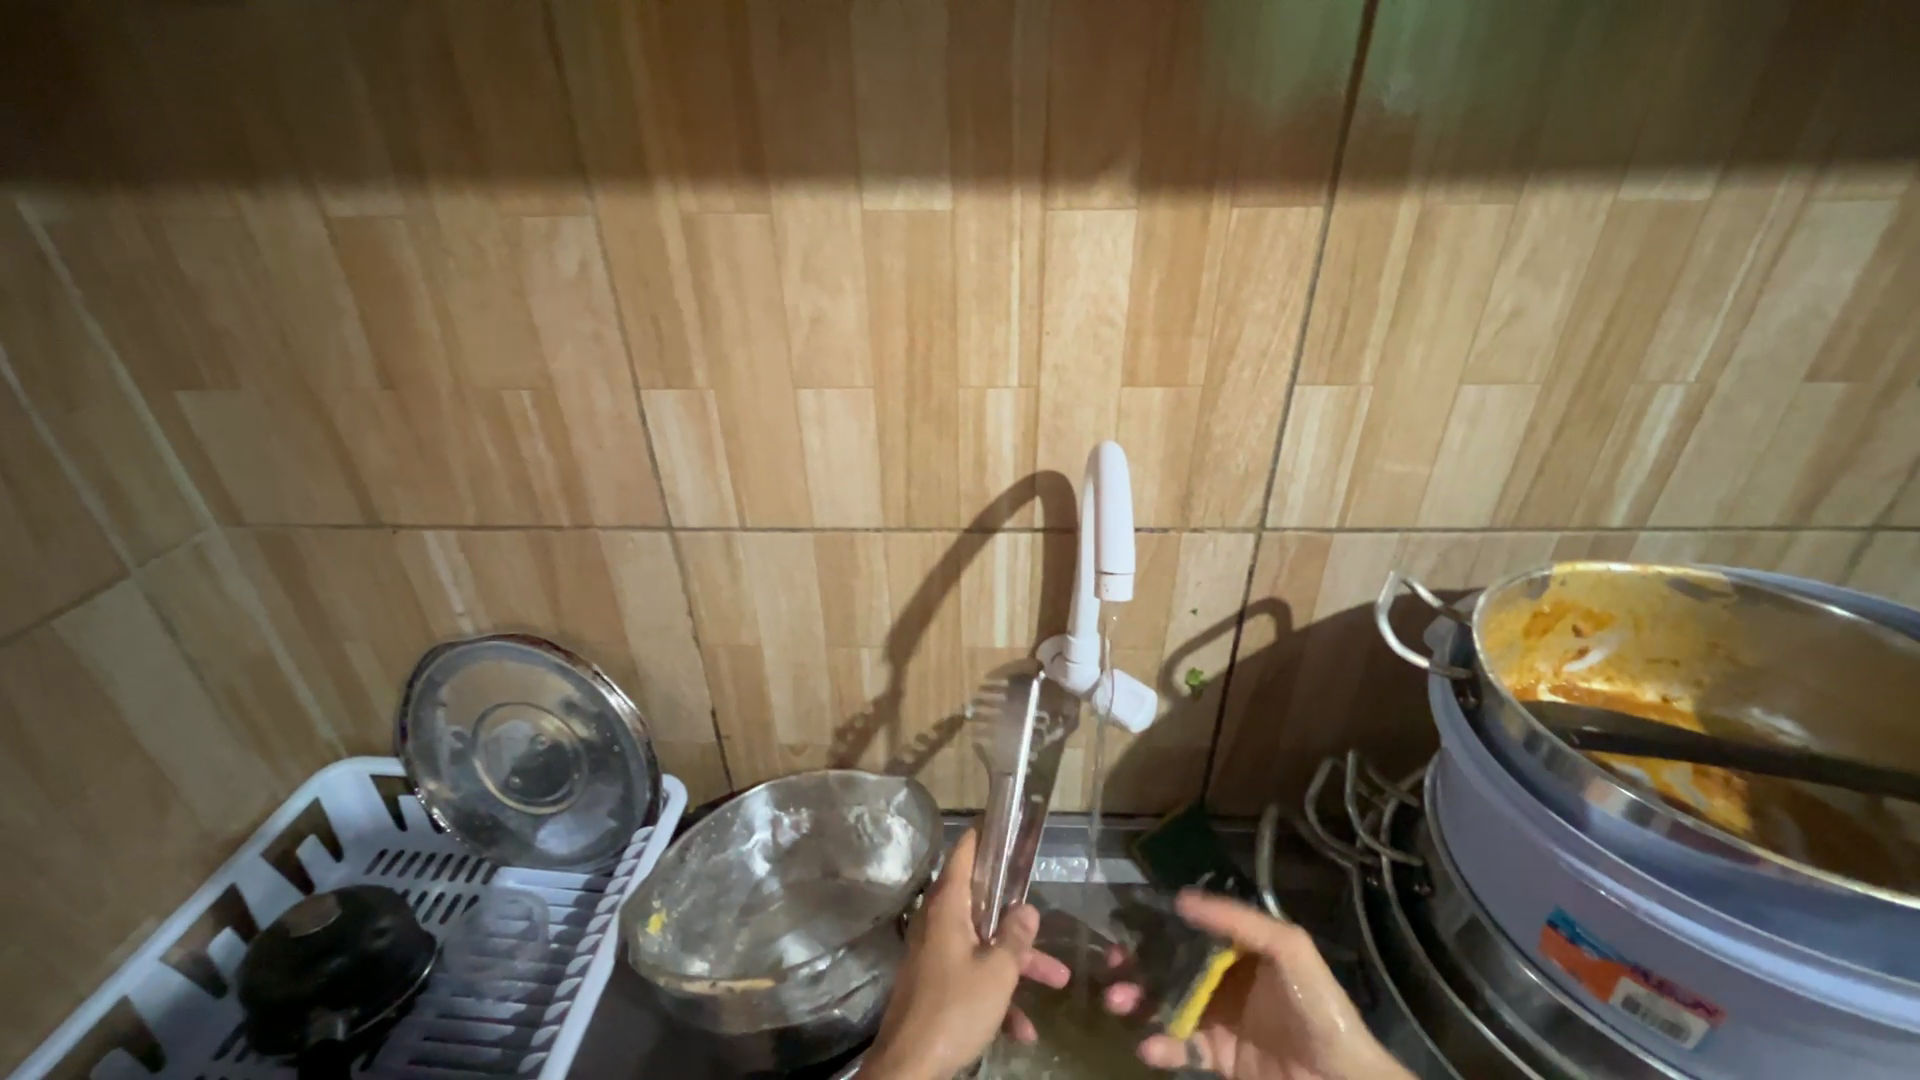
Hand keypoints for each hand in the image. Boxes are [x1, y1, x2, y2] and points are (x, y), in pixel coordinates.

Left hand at [863, 830, 1070, 1079]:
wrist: (909, 1067)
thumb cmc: (955, 1007)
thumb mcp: (997, 972)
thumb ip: (1015, 937)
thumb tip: (1025, 908)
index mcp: (948, 907)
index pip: (964, 855)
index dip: (983, 837)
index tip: (1001, 823)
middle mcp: (938, 923)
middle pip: (983, 907)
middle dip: (1019, 923)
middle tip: (1047, 921)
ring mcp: (935, 956)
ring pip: (983, 947)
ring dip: (1017, 966)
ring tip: (1057, 981)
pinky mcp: (935, 986)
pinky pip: (972, 979)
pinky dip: (996, 998)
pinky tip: (1022, 1031)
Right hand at [1104, 890, 1410, 1079]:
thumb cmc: (1317, 1007)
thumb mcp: (1288, 949)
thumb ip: (1238, 920)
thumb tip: (1182, 898)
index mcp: (1240, 950)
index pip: (1189, 932)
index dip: (1156, 928)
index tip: (1125, 925)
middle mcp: (1224, 980)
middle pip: (1170, 966)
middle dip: (1137, 965)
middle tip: (1111, 967)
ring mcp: (1219, 1020)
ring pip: (1166, 1003)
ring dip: (1139, 1001)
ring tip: (1120, 1003)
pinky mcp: (1218, 1058)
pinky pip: (1180, 1048)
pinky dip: (1159, 1045)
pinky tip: (1149, 1046)